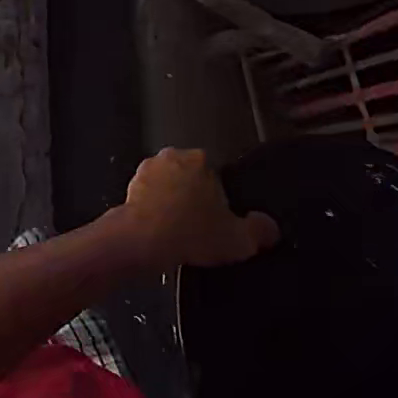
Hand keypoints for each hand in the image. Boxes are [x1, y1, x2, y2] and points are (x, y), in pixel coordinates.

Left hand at [114, 147, 278, 269]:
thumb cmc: (191, 233)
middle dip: (194, 197)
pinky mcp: (128, 186)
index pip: (216, 174)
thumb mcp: (237, 240)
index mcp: (201, 159)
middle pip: (190, 177)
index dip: (219, 199)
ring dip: (171, 203)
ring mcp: (147, 170)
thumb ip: (260, 231)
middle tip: (198, 228)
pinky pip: (146, 199)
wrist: (139, 241)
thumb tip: (270, 228)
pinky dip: (152, 212)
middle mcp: (173, 156)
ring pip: (167, 186)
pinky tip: (157, 233)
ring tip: (176, 233)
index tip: (217, 220)